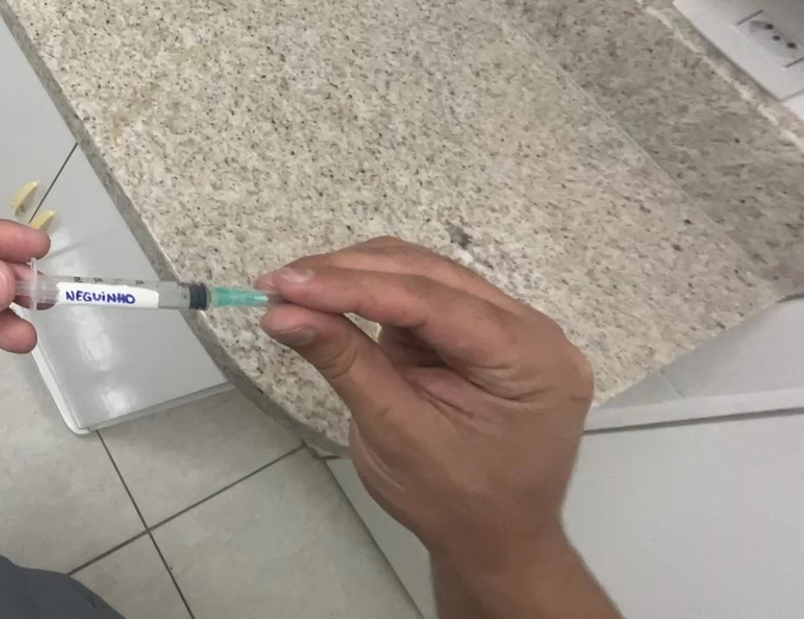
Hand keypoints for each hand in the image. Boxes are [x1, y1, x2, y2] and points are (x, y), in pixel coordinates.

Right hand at [255, 238, 593, 571]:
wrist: (489, 536)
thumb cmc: (452, 497)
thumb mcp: (393, 431)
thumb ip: (342, 361)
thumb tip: (277, 312)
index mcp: (529, 360)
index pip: (430, 301)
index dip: (350, 286)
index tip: (282, 283)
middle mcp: (525, 328)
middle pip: (422, 272)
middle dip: (342, 272)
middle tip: (274, 284)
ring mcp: (498, 322)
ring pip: (411, 267)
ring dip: (345, 272)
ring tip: (289, 289)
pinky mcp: (464, 323)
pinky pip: (407, 285)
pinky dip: (358, 285)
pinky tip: (320, 296)